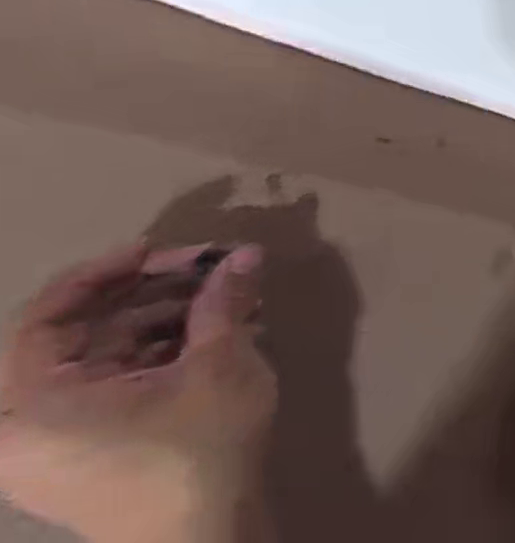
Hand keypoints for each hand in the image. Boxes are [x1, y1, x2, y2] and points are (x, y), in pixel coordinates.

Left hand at [0, 243, 275, 542]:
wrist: (198, 529)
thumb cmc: (198, 445)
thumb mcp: (221, 364)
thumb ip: (224, 305)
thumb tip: (244, 253)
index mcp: (29, 402)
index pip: (43, 318)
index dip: (99, 274)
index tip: (158, 247)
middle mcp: (21, 420)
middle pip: (78, 333)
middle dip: (151, 294)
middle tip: (215, 268)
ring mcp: (49, 439)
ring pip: (103, 356)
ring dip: (167, 319)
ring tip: (231, 301)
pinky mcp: (83, 448)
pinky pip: (112, 382)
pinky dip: (161, 351)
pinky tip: (217, 337)